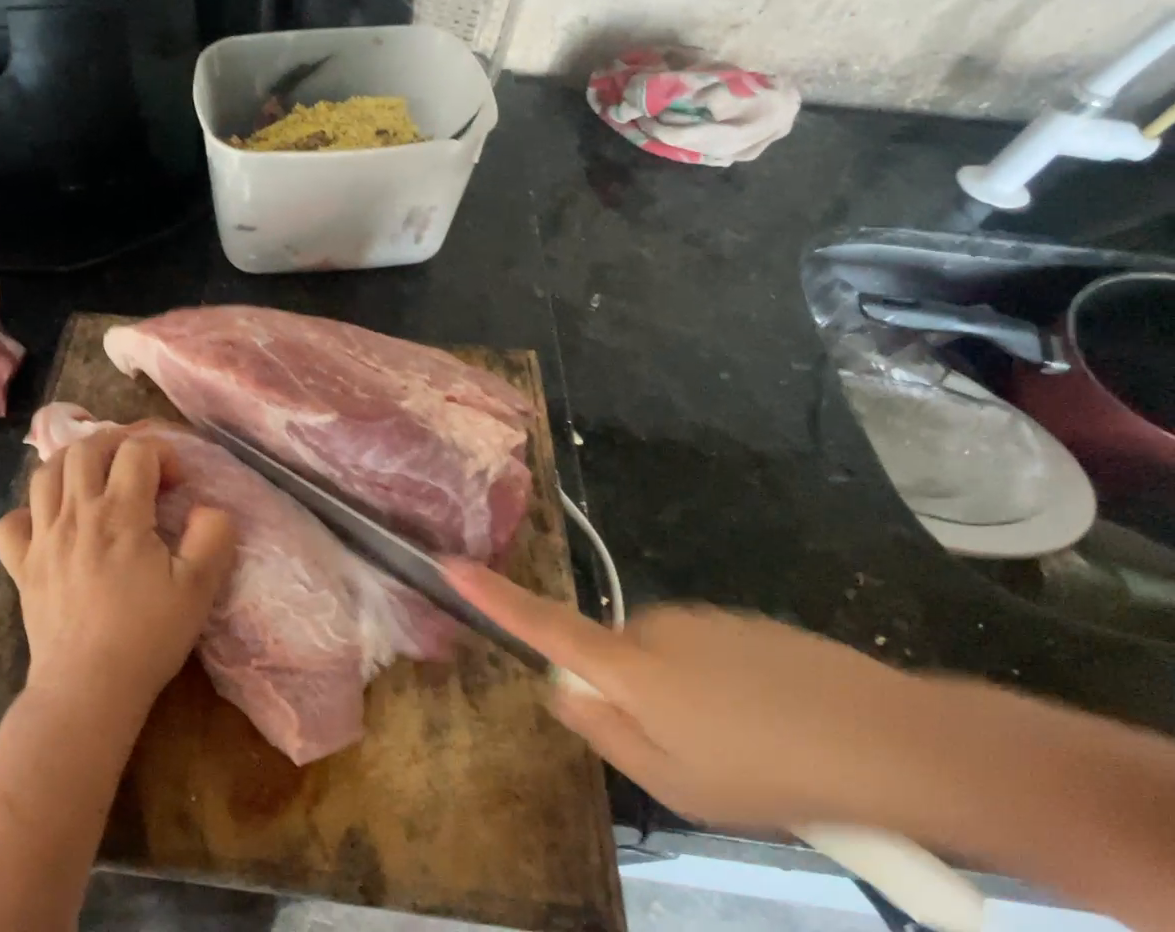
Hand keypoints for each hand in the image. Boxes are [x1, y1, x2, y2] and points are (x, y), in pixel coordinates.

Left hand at [0, 429, 235, 715]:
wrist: (88, 688)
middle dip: (116, 442)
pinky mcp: (21, 567)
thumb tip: (210, 509)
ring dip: (73, 463)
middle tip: (139, 465)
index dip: (163, 453)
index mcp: (120, 514)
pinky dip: (29, 511)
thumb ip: (213, 538)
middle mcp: (75, 515)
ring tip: (96, 478)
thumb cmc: (148, 637)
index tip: (178, 484)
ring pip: (45, 473)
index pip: (137, 451)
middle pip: (86, 448)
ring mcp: (41, 539)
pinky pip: (11, 522)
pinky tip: (50, 523)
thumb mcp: (199, 589)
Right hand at [445, 560, 938, 831]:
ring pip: (665, 657)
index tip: (450, 564)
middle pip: (613, 655)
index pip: (542, 627)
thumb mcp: (671, 782)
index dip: (492, 597)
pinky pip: (709, 652)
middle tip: (691, 752)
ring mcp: (707, 619)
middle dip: (633, 694)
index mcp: (627, 667)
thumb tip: (566, 693)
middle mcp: (657, 627)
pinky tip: (778, 725)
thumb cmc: (768, 774)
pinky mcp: (749, 623)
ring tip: (748, 746)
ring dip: (686, 695)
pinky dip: (725, 687)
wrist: (897, 744)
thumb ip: (604, 733)